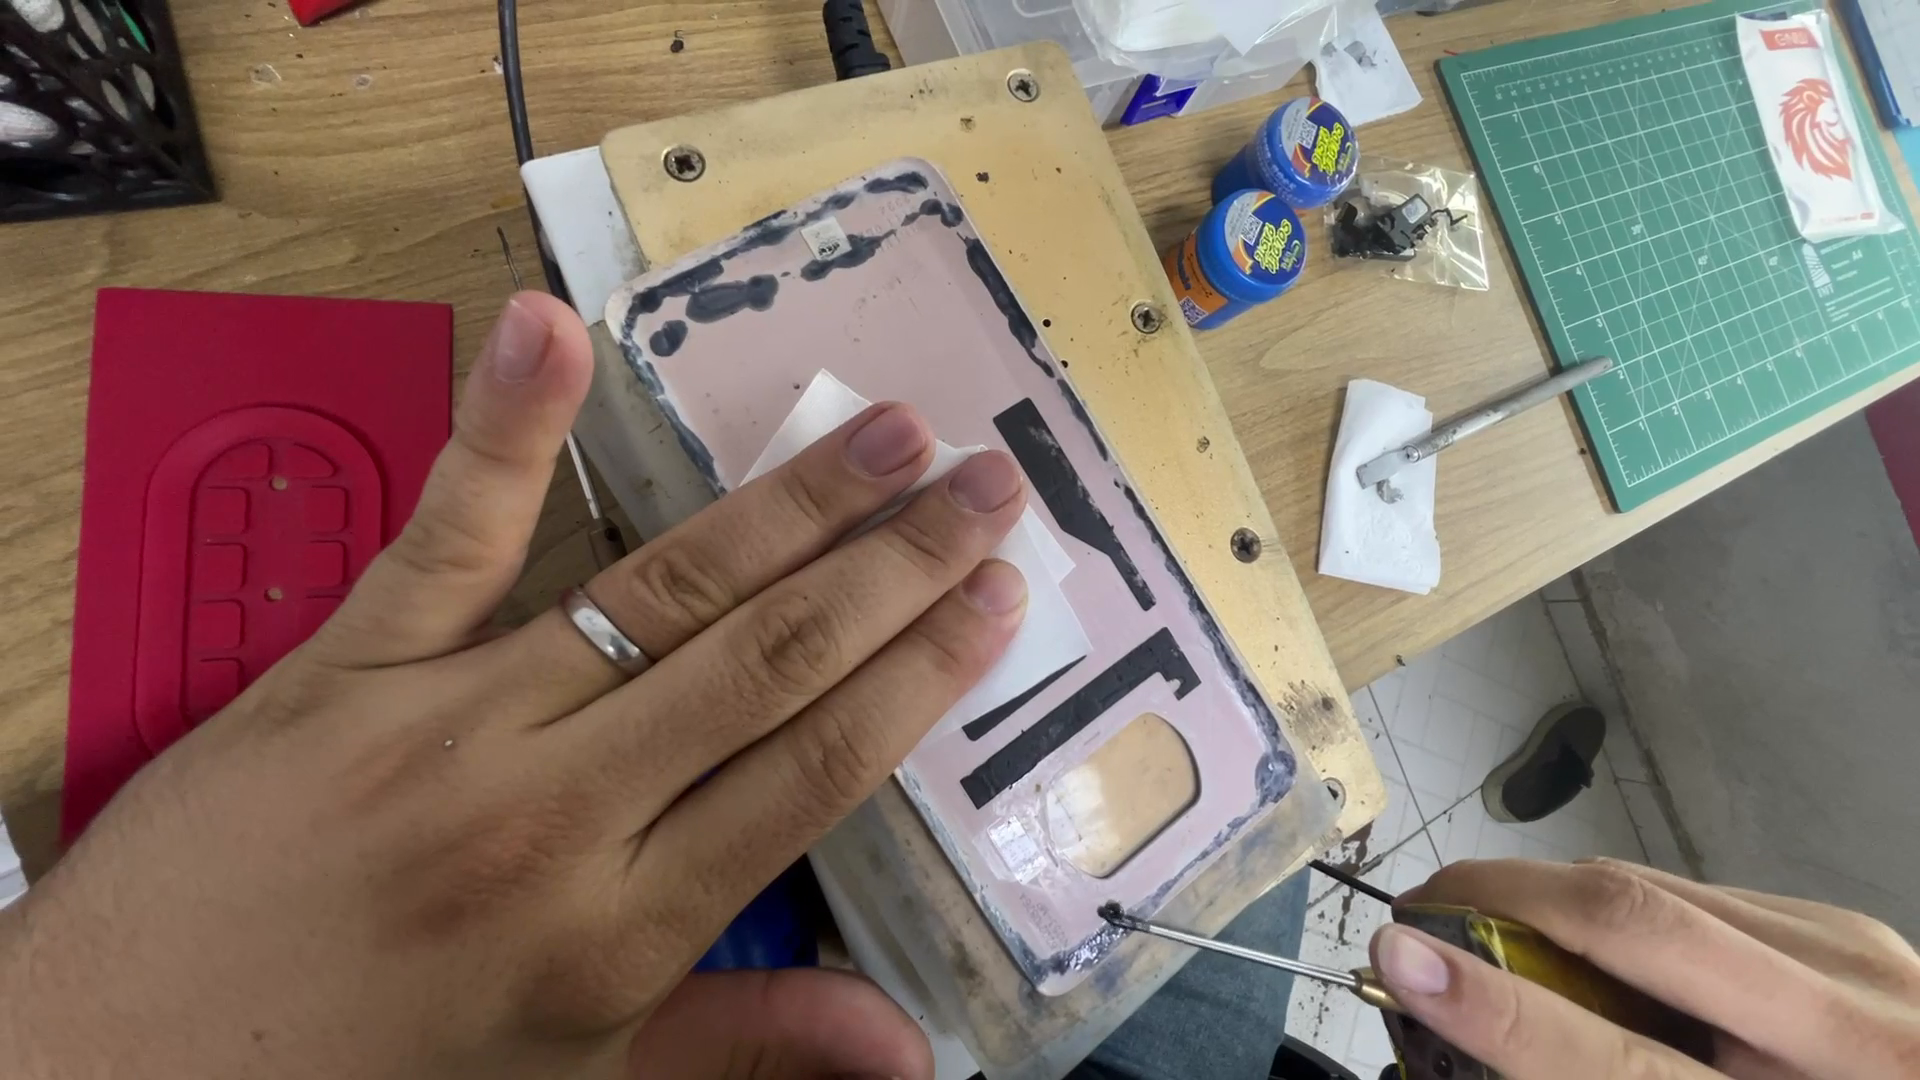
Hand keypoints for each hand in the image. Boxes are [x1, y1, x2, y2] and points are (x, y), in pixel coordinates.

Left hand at [0, 293, 1030, 1079]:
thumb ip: (755, 1044)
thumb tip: (914, 1055)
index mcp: (627, 927)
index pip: (821, 765)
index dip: (925, 671)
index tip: (1000, 594)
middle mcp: (561, 813)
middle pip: (771, 660)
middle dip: (900, 565)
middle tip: (987, 486)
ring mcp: (455, 718)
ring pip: (664, 589)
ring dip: (795, 504)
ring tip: (893, 434)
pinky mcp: (352, 660)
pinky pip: (449, 533)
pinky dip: (506, 423)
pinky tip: (555, 327)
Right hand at [1368, 858, 1919, 1078]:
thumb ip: (1569, 1064)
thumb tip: (1436, 988)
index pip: (1624, 1066)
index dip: (1499, 1010)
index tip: (1395, 956)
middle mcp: (1873, 1034)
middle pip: (1630, 919)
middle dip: (1496, 896)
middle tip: (1418, 911)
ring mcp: (1862, 960)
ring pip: (1641, 884)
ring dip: (1541, 896)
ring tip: (1488, 924)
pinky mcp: (1843, 923)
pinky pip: (1674, 887)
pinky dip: (1601, 903)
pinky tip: (1591, 941)